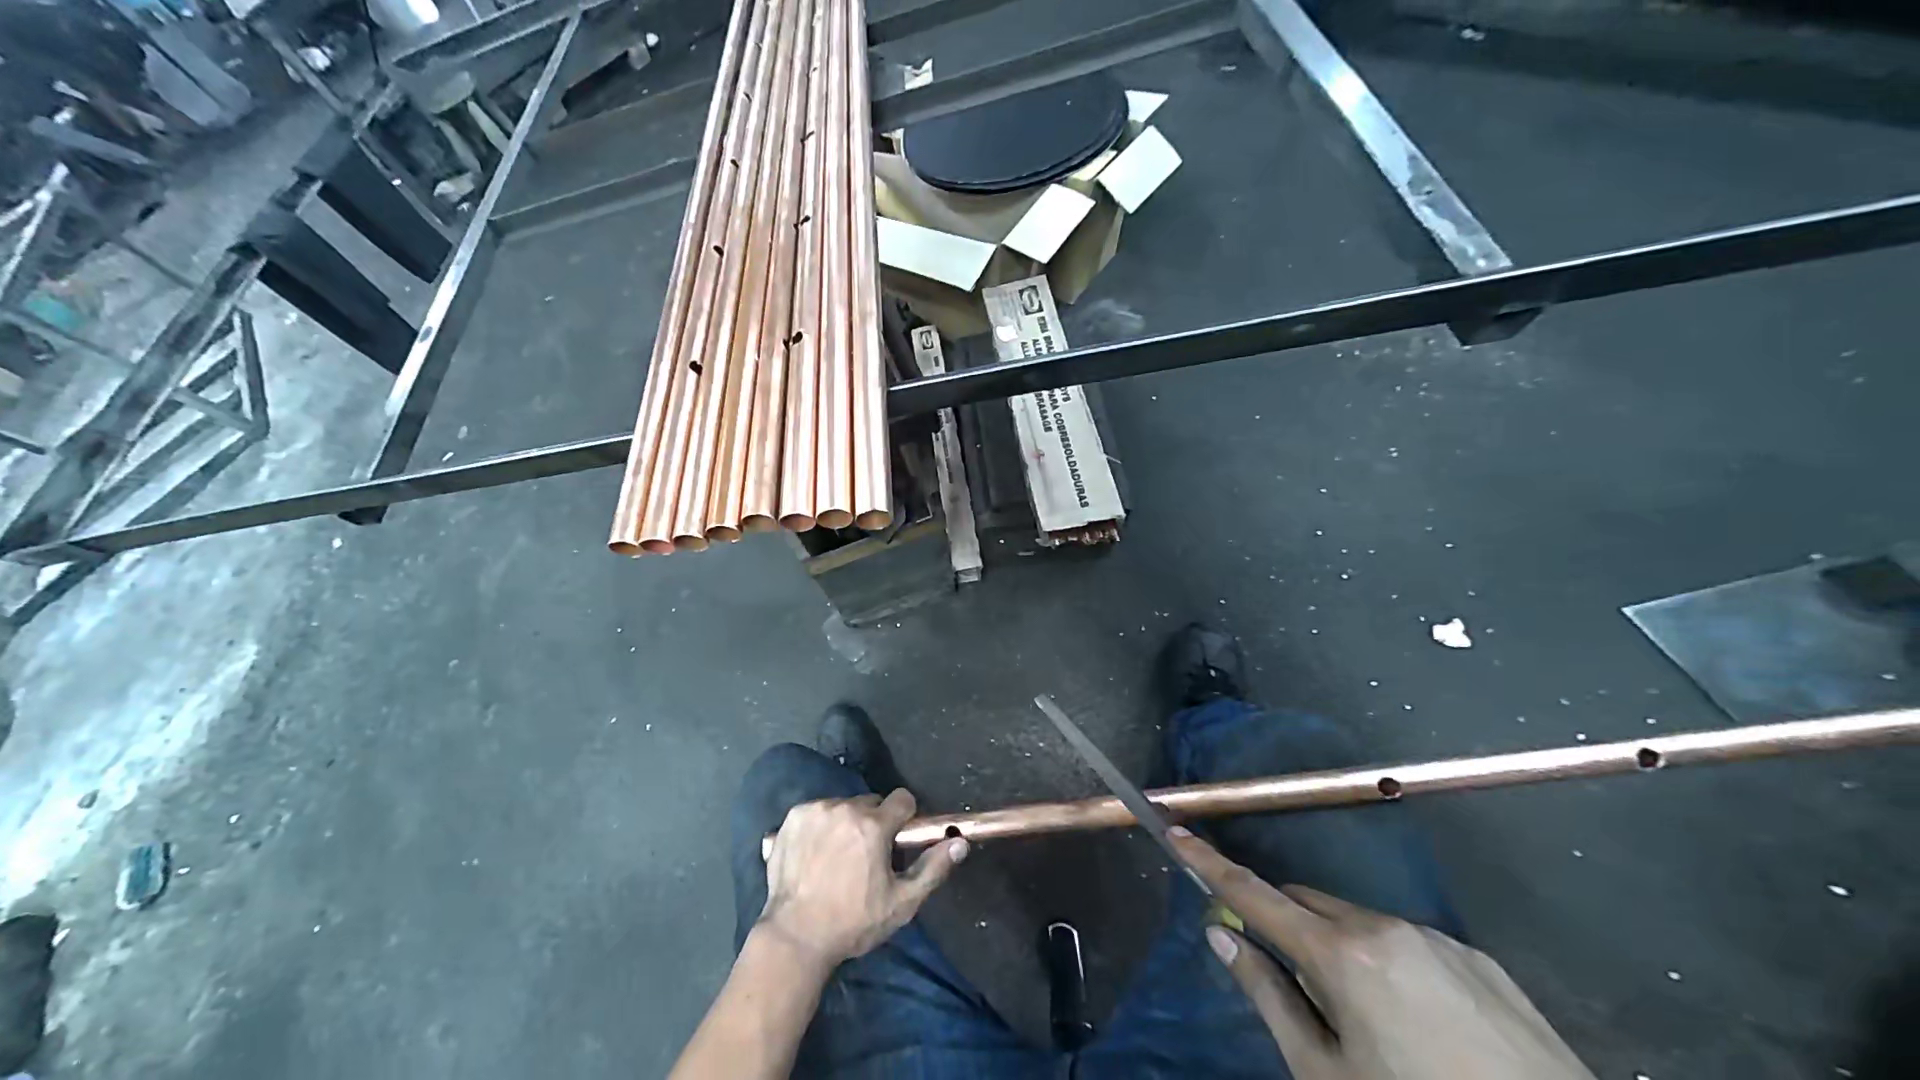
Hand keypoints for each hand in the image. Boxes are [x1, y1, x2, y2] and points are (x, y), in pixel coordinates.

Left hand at [758, 790, 968, 967]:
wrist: (794, 937)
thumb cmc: (853, 922)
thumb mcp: (901, 902)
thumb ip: (933, 868)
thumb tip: (960, 843)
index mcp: (873, 825)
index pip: (902, 799)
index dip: (905, 819)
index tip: (897, 841)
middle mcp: (844, 808)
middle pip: (871, 803)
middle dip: (874, 822)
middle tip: (867, 856)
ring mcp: (815, 811)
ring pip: (843, 807)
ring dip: (846, 823)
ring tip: (837, 859)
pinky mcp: (791, 819)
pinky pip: (817, 812)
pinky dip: (820, 826)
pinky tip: (815, 855)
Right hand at [1171, 828, 1594, 1079]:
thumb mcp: (1325, 1074)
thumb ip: (1269, 997)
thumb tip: (1222, 939)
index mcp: (1340, 955)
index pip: (1255, 895)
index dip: (1211, 866)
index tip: (1179, 834)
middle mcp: (1384, 926)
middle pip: (1306, 902)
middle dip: (1284, 922)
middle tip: (1288, 978)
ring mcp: (1436, 938)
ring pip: (1358, 922)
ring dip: (1339, 948)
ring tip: (1369, 1020)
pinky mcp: (1478, 959)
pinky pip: (1409, 942)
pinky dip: (1389, 963)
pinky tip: (1422, 1025)